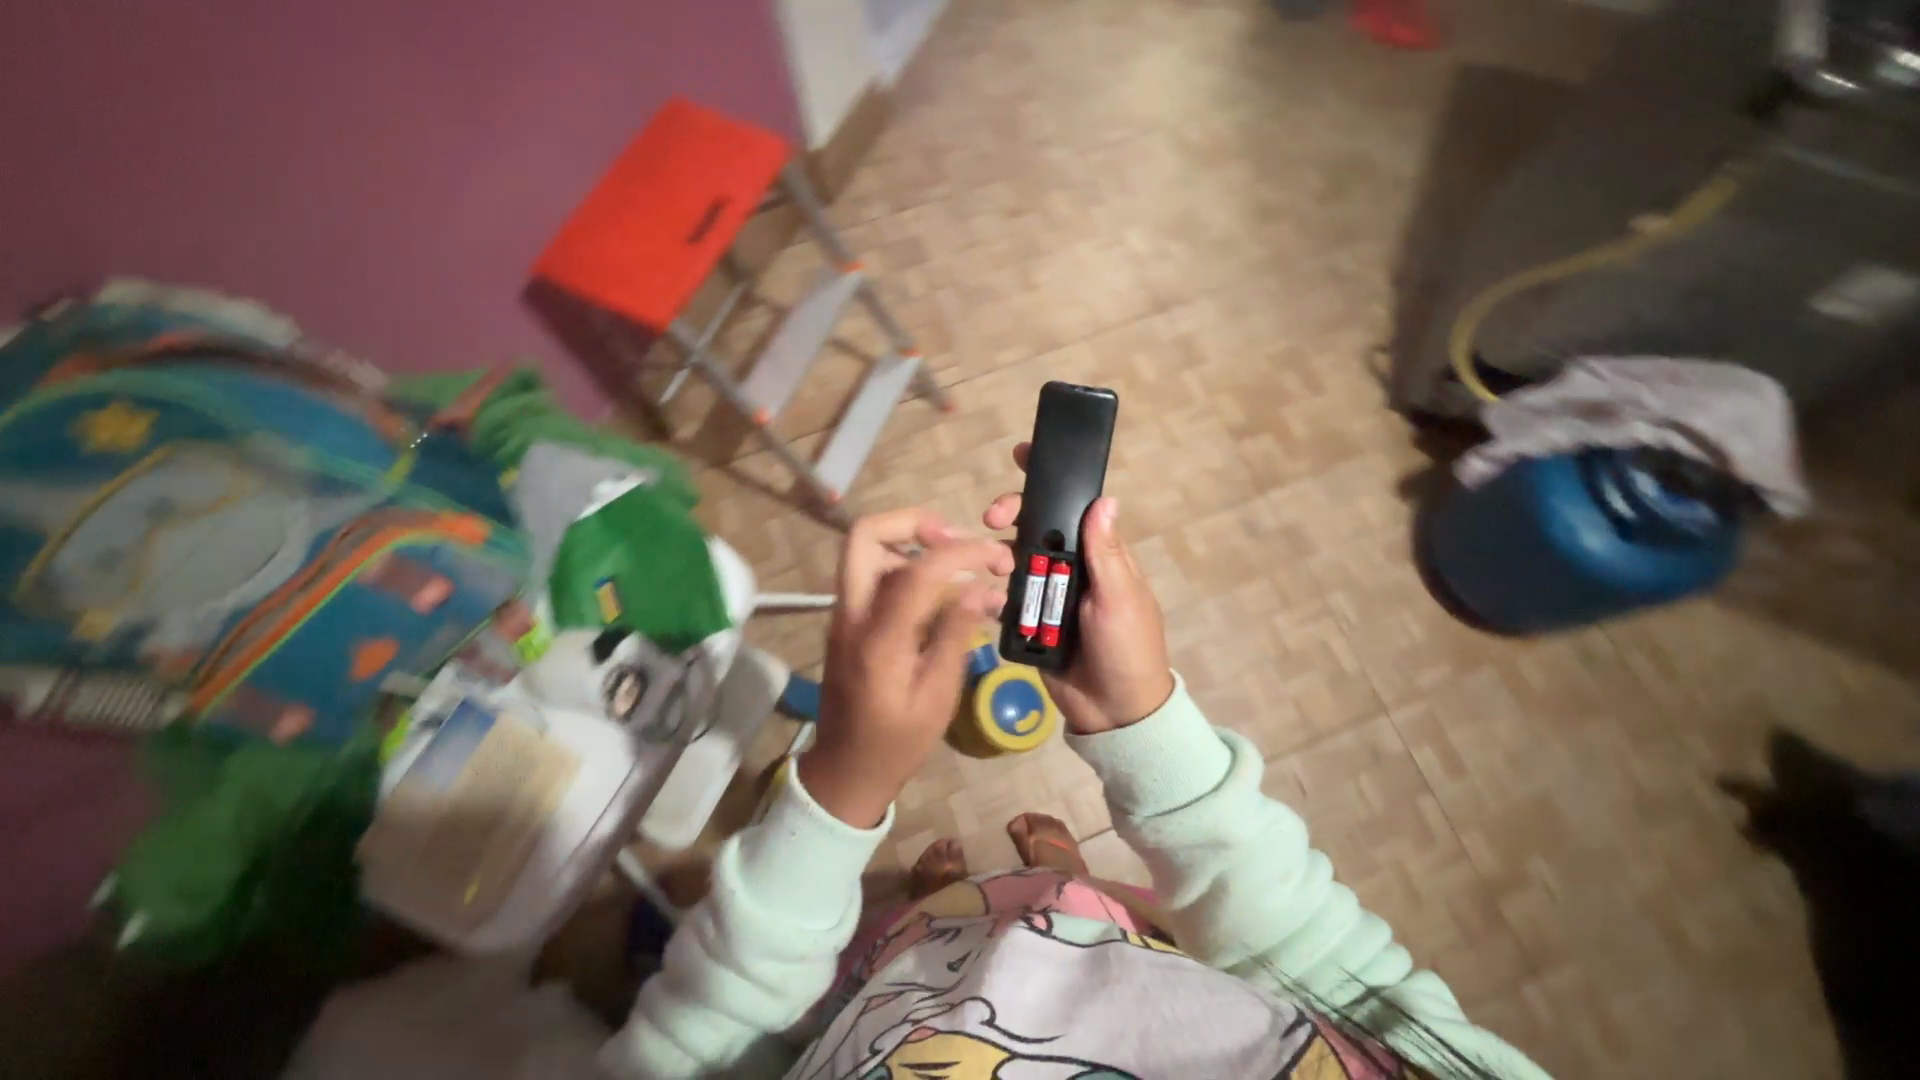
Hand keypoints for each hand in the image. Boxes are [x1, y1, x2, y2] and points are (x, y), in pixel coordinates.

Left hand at [800, 508, 1013, 826]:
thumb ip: (956, 636)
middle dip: (915, 523)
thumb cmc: (896, 741)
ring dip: (911, 542)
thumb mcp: (937, 696)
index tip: (994, 556)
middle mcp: (851, 614)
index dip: (960, 552)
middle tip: (957, 540)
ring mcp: (843, 614)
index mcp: (877, 638)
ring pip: (867, 550)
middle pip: (865, 535)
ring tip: (957, 562)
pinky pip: (872, 574)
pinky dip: (906, 566)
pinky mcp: (847, 621)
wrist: (844, 769)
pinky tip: (941, 589)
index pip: (915, 570)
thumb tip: (980, 589)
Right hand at [984, 443, 1173, 734]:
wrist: (1112, 711)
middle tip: (992, 516)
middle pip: (1034, 527)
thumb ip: (1107, 552)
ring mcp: (1046, 594)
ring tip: (989, 561)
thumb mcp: (1121, 598)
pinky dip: (990, 588)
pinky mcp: (1027, 620)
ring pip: (1013, 558)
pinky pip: (1003, 596)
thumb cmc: (1128, 649)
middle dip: (1012, 513)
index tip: (1023, 453)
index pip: (1072, 507)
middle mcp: (1070, 567)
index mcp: (1099, 555)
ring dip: (996, 551)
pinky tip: (977, 584)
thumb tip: (1105, 499)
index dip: (1050, 479)